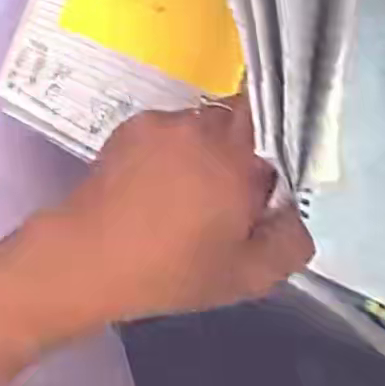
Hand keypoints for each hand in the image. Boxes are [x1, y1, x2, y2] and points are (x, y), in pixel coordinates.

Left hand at [10, 95, 312, 336]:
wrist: (95, 251)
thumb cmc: (177, 267)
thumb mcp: (254, 272)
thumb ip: (289, 235)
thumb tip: (287, 204)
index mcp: (228, 155)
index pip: (262, 114)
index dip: (273, 132)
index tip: (275, 163)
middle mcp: (189, 126)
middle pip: (229, 120)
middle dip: (238, 149)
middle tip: (235, 193)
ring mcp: (152, 122)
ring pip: (193, 127)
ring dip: (201, 151)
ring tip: (191, 195)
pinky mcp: (123, 127)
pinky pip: (162, 131)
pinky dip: (169, 150)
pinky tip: (160, 186)